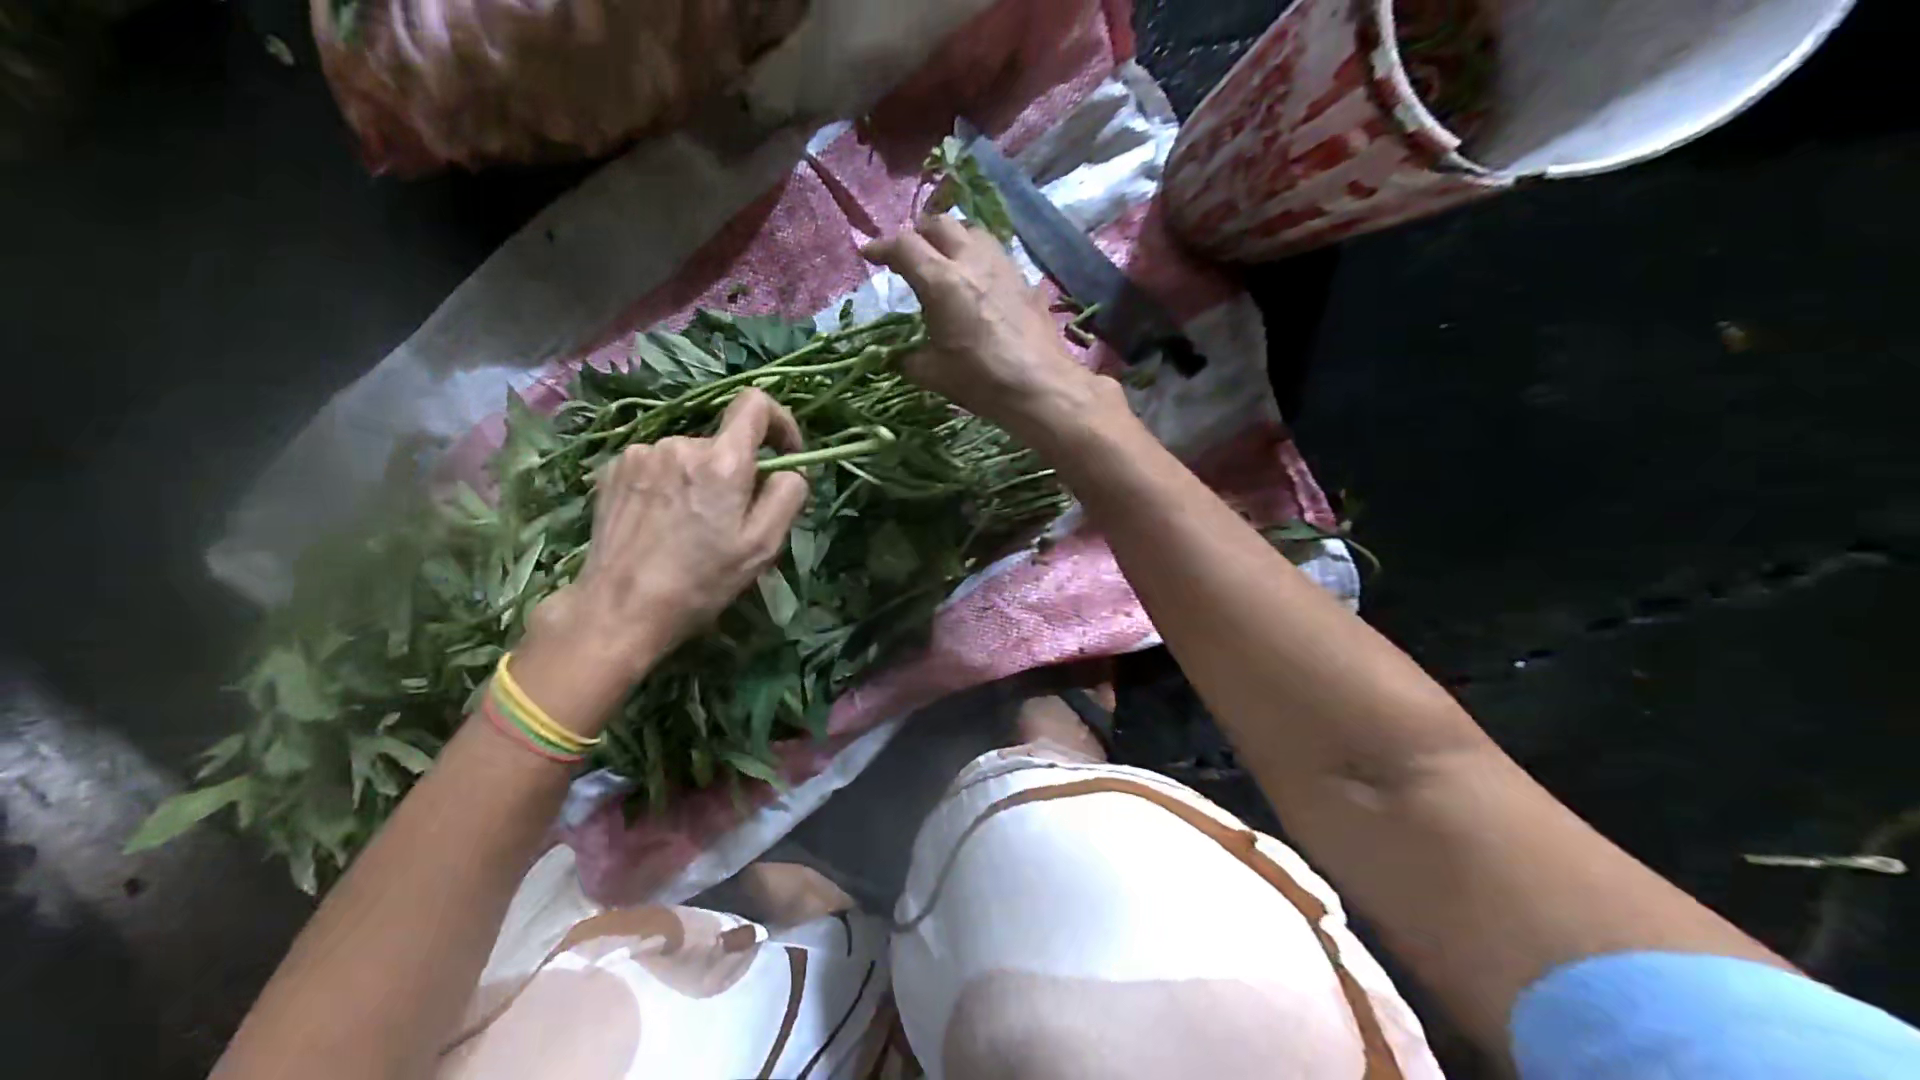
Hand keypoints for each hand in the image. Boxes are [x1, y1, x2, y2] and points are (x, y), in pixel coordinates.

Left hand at [511, 390, 808, 731]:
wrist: (621, 607)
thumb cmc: (701, 581)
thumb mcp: (762, 545)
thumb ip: (788, 495)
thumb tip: (790, 470)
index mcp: (722, 460)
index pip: (755, 403)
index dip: (780, 421)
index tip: (785, 455)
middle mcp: (680, 444)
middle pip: (723, 440)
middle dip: (736, 470)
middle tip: (732, 518)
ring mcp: (641, 454)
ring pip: (689, 455)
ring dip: (700, 478)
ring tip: (691, 525)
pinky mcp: (612, 470)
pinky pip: (658, 464)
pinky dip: (670, 483)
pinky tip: (661, 521)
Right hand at [863, 216, 1117, 444]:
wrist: (1040, 386)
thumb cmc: (980, 380)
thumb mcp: (932, 373)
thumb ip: (908, 358)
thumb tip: (895, 357)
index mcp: (941, 281)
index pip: (904, 246)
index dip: (881, 247)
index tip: (870, 254)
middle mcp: (972, 261)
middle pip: (940, 224)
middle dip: (918, 232)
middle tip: (909, 252)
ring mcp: (1002, 266)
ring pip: (972, 231)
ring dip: (953, 237)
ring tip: (945, 257)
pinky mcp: (1024, 279)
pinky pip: (996, 252)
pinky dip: (979, 256)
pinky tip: (979, 278)